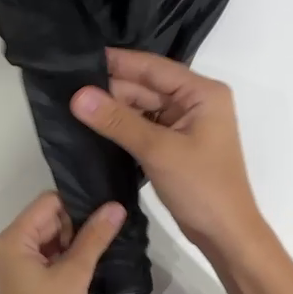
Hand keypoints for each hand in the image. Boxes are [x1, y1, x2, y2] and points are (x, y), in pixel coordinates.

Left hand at [0, 192, 124, 293]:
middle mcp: (9, 245)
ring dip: (74, 244)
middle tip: (107, 238)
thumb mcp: (74, 274)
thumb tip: (115, 207)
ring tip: (101, 253)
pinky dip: (65, 259)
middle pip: (49, 219)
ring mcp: (15, 264)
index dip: (77, 205)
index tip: (105, 217)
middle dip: (77, 226)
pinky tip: (86, 268)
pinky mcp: (23, 279)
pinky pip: (47, 257)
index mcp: (14, 238)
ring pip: (50, 238)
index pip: (49, 201)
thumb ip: (95, 237)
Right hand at [70, 47, 261, 251]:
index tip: (77, 60)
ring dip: (113, 110)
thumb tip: (78, 96)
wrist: (225, 233)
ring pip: (142, 108)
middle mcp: (195, 102)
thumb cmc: (201, 187)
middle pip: (145, 87)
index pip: (152, 67)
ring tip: (73, 107)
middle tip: (67, 90)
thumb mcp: (157, 150)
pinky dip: (122, 129)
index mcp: (202, 93)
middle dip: (110, 89)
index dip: (116, 62)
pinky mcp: (175, 145)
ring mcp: (185, 125)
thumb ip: (117, 121)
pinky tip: (94, 128)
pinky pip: (143, 127)